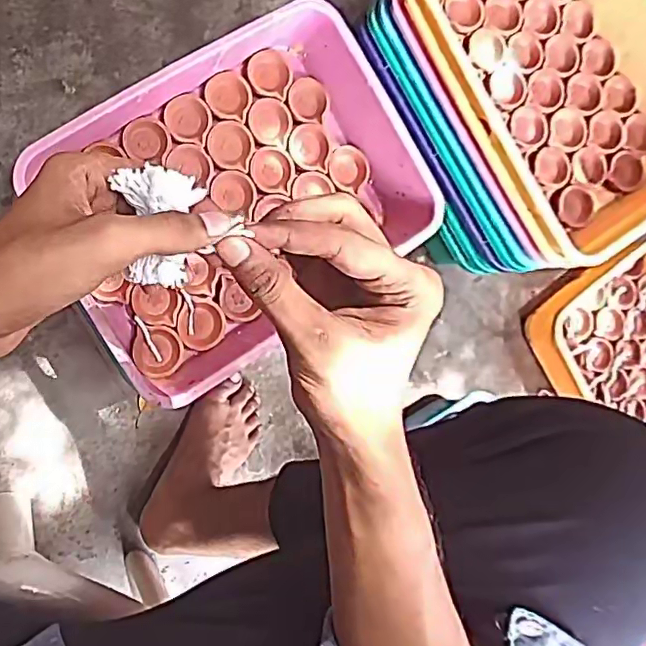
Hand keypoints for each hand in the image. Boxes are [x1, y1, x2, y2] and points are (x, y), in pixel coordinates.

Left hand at [0, 149, 227, 360]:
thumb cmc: (28, 270)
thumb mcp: (106, 242)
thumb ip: (163, 230)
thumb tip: (211, 223)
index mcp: (76, 171)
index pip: (142, 171)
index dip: (175, 194)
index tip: (206, 219)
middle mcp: (71, 193)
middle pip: (135, 200)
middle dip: (164, 225)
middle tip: (197, 248)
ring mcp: (66, 227)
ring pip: (123, 230)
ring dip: (149, 249)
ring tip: (176, 266)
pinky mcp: (63, 258)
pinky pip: (107, 254)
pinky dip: (128, 266)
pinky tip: (144, 281)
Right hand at [214, 195, 442, 446]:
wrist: (351, 427)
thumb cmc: (349, 397)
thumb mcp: (310, 342)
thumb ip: (273, 289)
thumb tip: (236, 248)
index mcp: (409, 285)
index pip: (346, 242)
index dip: (294, 233)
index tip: (251, 234)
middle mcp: (393, 270)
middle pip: (342, 218)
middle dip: (295, 220)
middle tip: (252, 232)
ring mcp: (365, 272)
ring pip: (324, 225)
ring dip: (285, 229)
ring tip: (248, 242)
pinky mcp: (337, 280)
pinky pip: (306, 248)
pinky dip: (280, 247)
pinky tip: (256, 255)